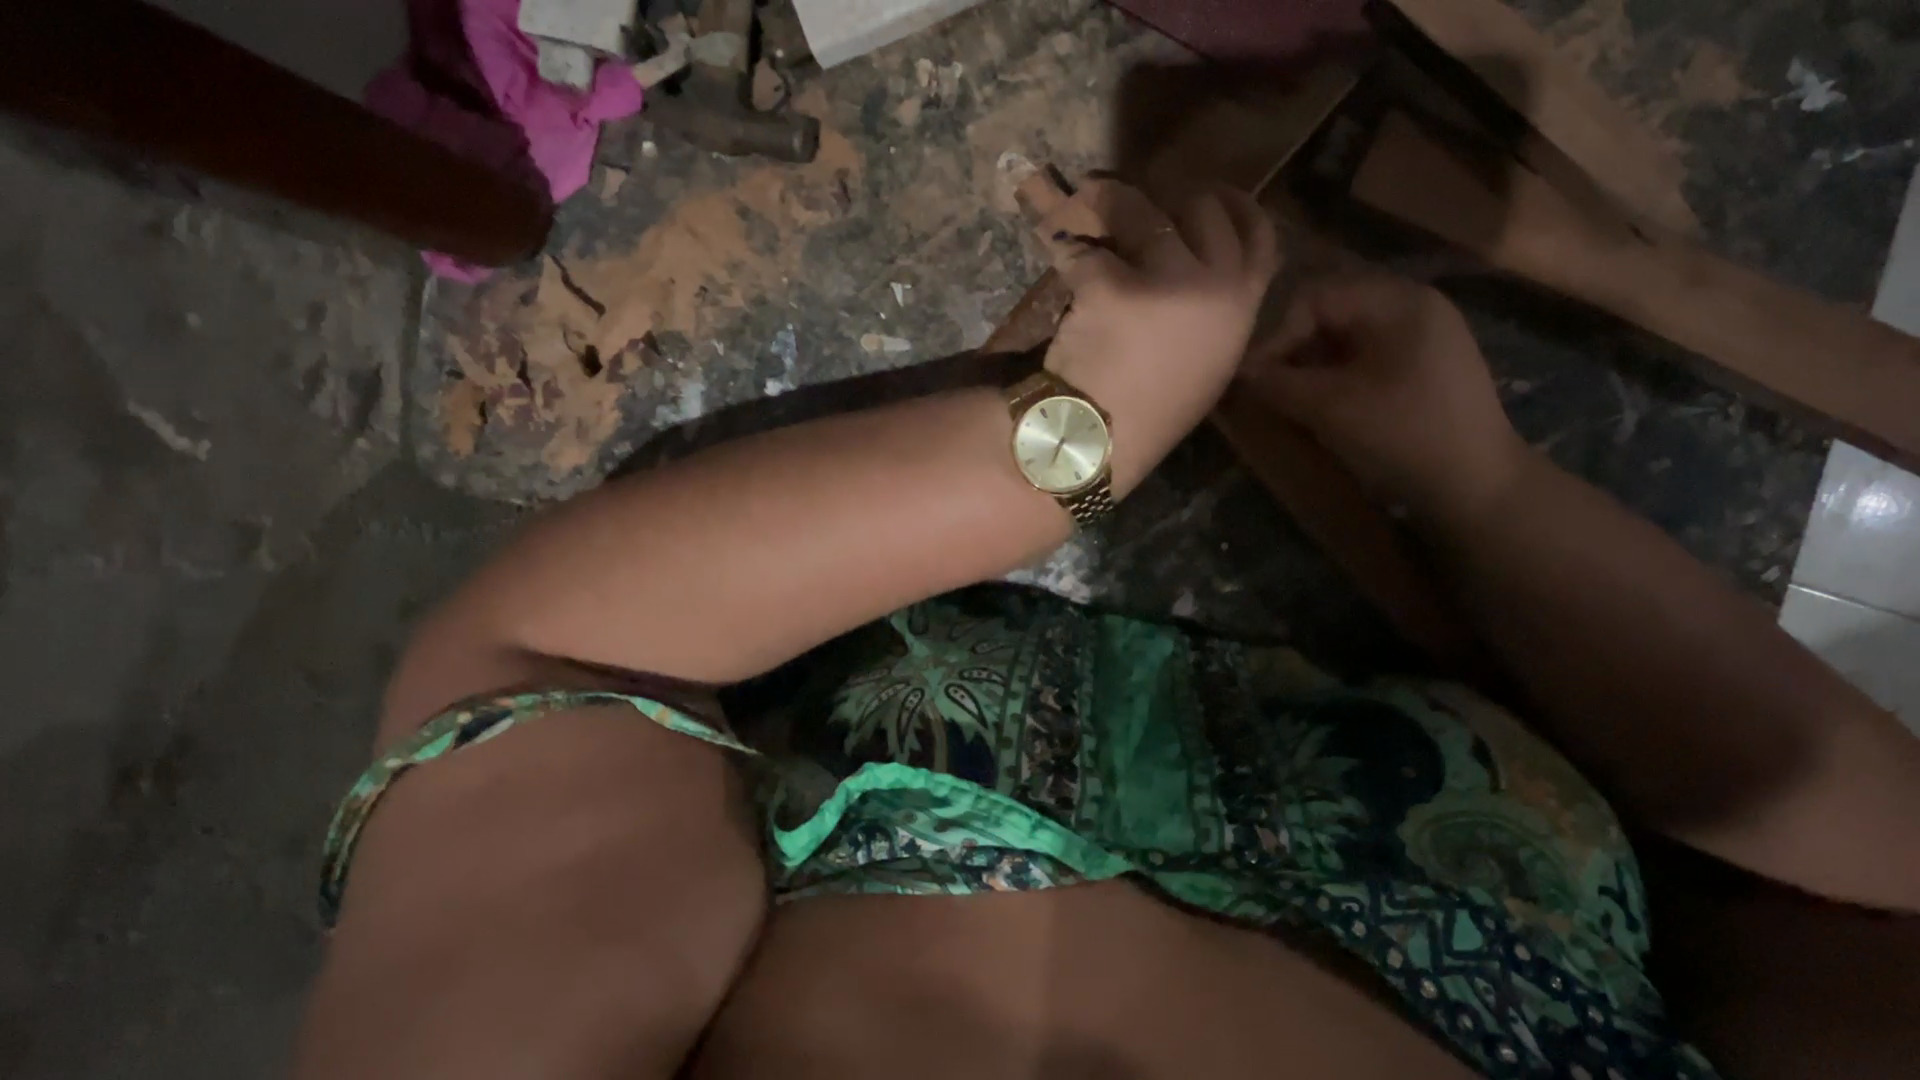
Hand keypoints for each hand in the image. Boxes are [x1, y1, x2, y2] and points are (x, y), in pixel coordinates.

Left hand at [1044, 180, 1280, 492]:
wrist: (1102, 441)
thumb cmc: (1150, 411)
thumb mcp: (1205, 361)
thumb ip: (1213, 310)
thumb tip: (1191, 260)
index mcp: (1244, 308)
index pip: (1258, 232)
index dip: (1231, 203)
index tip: (1205, 194)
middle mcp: (1217, 285)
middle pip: (1201, 207)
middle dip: (1165, 200)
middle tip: (1132, 210)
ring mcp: (1167, 281)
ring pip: (1139, 209)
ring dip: (1108, 203)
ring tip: (1085, 210)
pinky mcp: (1112, 286)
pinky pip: (1083, 244)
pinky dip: (1064, 242)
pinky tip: (1056, 246)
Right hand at [1238, 272, 1527, 521]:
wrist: (1477, 486)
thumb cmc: (1403, 436)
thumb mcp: (1329, 408)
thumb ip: (1277, 383)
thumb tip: (1237, 373)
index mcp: (1398, 301)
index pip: (1316, 295)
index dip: (1276, 333)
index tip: (1253, 376)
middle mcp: (1413, 305)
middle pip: (1331, 309)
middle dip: (1292, 347)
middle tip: (1267, 386)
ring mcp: (1423, 335)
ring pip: (1345, 334)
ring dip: (1310, 362)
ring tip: (1289, 396)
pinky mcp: (1424, 365)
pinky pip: (1365, 354)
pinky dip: (1334, 373)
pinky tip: (1321, 403)